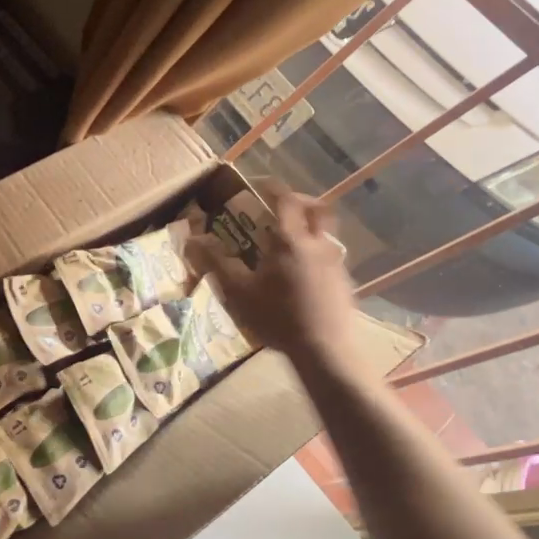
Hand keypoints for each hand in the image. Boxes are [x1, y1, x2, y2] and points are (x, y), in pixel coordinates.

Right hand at [206, 190, 364, 380]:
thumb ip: (216, 263)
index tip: (258, 186)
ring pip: (325, 234)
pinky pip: (329, 257)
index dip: (272, 188)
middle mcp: (318, 245)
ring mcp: (336, 264)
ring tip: (286, 248)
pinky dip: (314, 255)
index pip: (286, 199)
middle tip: (281, 210)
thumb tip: (193, 240)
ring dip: (308, 231)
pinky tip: (299, 278)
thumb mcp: (238, 291)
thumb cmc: (277, 317)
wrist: (325, 351)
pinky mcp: (345, 283)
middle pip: (318, 209)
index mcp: (290, 241)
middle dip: (300, 202)